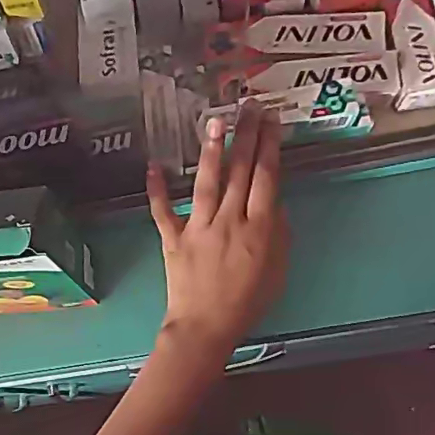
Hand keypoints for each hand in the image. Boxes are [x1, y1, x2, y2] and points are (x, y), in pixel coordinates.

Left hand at [146, 105, 289, 359]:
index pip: (266, 179)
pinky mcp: (173, 238)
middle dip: (246, 136)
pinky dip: (158, 190)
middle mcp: (229, 221)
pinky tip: (155, 166)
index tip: (272, 121)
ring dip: (211, 150)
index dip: (269, 147)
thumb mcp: (277, 272)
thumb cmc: (247, 303)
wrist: (206, 328)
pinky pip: (163, 211)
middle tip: (249, 106)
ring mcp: (198, 227)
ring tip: (215, 121)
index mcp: (259, 229)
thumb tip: (276, 204)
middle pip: (240, 172)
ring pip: (206, 183)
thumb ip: (279, 235)